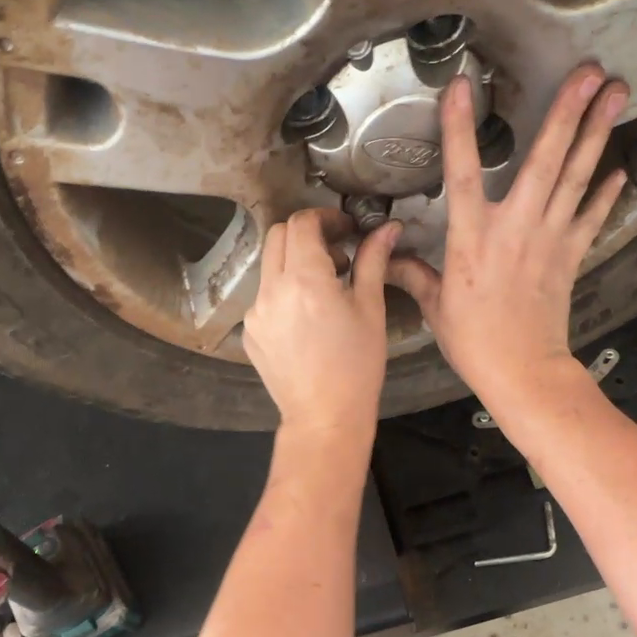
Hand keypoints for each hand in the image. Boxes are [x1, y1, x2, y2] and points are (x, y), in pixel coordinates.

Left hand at [243, 208, 402, 434]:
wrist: (325, 417)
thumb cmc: (357, 367)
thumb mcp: (371, 311)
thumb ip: (373, 262)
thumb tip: (387, 228)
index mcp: (306, 280)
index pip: (303, 224)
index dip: (325, 218)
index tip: (345, 229)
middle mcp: (273, 290)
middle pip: (278, 236)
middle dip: (306, 235)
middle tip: (335, 255)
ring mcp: (256, 313)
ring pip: (268, 266)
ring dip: (293, 263)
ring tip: (322, 290)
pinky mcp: (250, 332)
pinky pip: (263, 297)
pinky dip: (283, 293)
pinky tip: (306, 320)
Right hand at [388, 64, 627, 407]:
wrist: (522, 372)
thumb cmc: (475, 343)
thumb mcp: (436, 307)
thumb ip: (416, 274)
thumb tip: (389, 258)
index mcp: (472, 239)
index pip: (462, 173)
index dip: (460, 128)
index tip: (463, 86)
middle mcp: (514, 229)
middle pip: (544, 161)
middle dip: (566, 112)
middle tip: (588, 71)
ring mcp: (548, 240)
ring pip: (575, 178)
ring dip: (596, 133)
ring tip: (616, 93)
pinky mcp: (570, 257)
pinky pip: (592, 218)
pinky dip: (607, 193)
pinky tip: (620, 168)